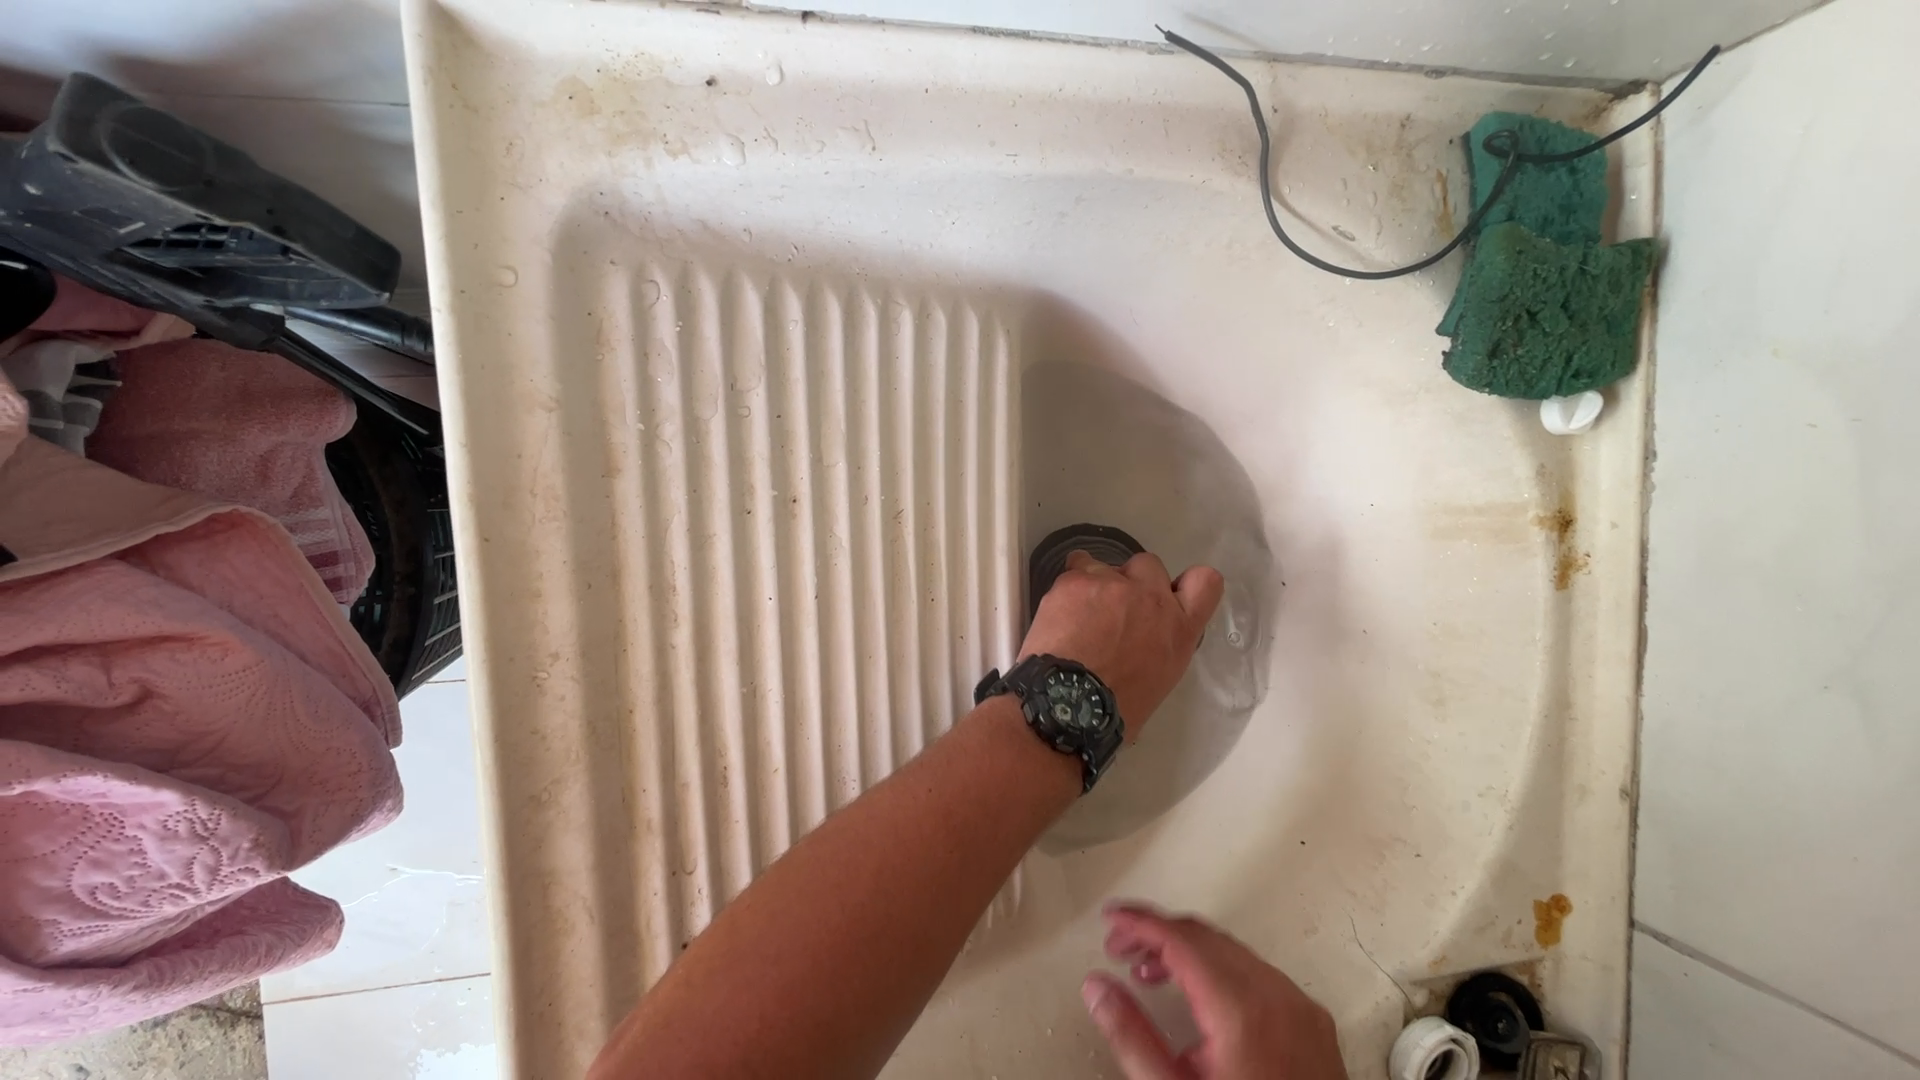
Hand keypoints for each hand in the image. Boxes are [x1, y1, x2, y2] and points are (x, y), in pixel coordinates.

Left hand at [1017, 551, 1221, 740]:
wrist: (1069, 704)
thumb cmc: (1115, 711)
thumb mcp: (1157, 682)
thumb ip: (1157, 649)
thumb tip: (1138, 647)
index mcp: (1179, 629)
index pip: (1205, 583)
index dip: (1184, 585)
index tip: (1167, 594)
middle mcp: (1152, 599)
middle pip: (1149, 565)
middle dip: (1132, 581)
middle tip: (1112, 610)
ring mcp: (1114, 585)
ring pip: (1105, 565)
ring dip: (1095, 583)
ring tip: (1076, 614)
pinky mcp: (1077, 580)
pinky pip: (1074, 569)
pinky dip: (1067, 589)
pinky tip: (1058, 613)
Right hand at [1082, 903, 1348, 1079]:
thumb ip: (1130, 1035)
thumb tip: (1097, 987)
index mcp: (1239, 1008)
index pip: (1178, 939)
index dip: (1138, 923)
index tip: (1110, 919)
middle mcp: (1276, 996)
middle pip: (1205, 937)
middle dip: (1157, 935)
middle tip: (1120, 948)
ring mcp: (1300, 1007)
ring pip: (1232, 951)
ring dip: (1187, 952)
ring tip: (1150, 974)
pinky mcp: (1313, 1023)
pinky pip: (1259, 973)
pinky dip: (1221, 970)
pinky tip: (1200, 996)